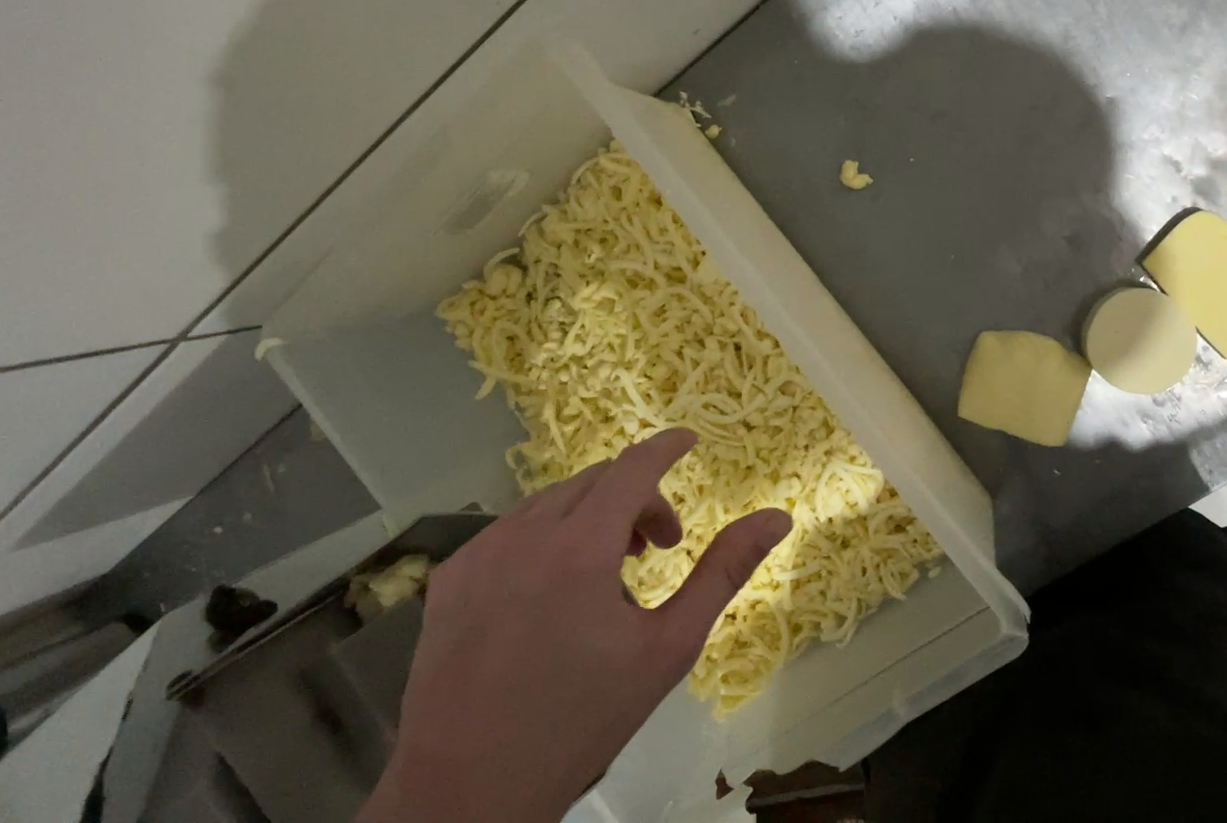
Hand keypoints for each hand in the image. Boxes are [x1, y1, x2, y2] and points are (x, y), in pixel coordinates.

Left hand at [358, 429, 792, 822]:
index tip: (688, 440)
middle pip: (593, 482)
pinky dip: (545, 537)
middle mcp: (523, 535)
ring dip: (591, 517)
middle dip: (636, 498)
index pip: (631, 468)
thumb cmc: (582, 720)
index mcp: (579, 547)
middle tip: (659, 547)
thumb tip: (777, 517)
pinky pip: (508, 531)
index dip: (664, 447)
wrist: (468, 791)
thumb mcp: (668, 647)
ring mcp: (478, 554)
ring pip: (550, 503)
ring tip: (610, 572)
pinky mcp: (449, 579)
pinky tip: (553, 590)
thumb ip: (723, 572)